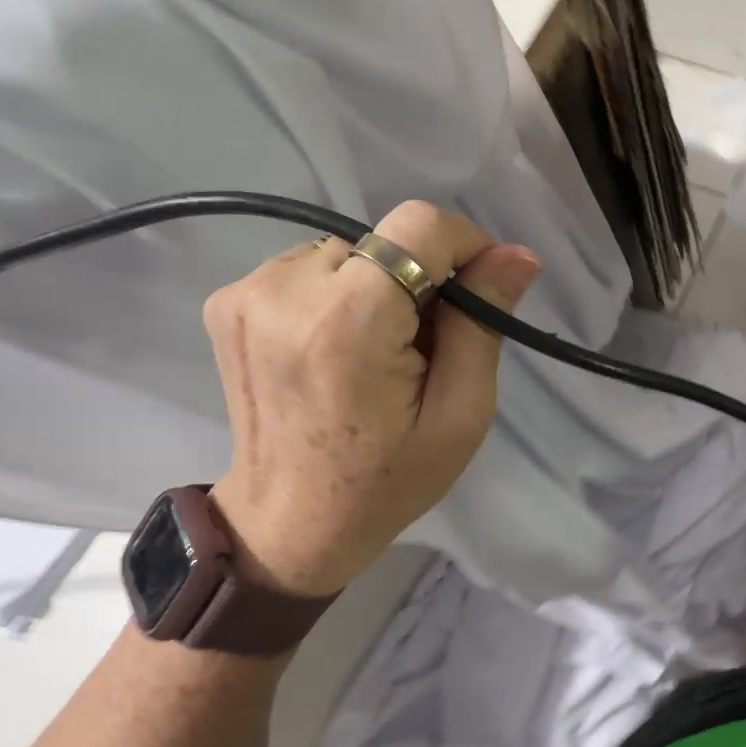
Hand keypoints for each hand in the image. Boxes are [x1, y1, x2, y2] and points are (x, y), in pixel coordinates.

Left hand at [204, 201, 539, 595]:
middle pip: (384, 241)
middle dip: (418, 281)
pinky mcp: (227, 300)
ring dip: (376, 287)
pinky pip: (309, 269)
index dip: (464, 246)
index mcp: (350, 323)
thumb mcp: (462, 412)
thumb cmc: (391, 478)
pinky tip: (339, 351)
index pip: (419, 226)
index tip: (478, 293)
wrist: (292, 520)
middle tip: (425, 349)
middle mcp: (286, 290)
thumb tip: (518, 254)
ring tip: (377, 355)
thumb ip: (483, 323)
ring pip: (347, 252)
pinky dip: (338, 296)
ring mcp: (246, 292)